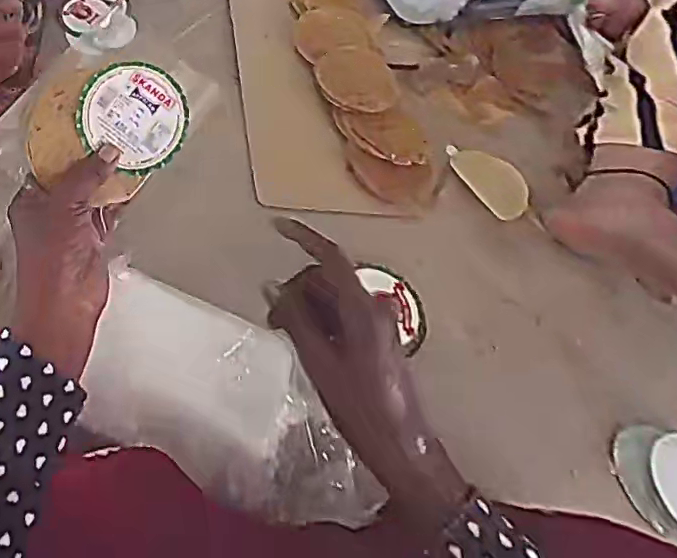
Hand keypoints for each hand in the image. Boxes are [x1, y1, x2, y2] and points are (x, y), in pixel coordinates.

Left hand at [10, 146, 121, 378]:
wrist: (66, 309)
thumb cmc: (52, 261)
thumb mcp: (64, 208)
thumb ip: (86, 176)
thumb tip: (107, 150)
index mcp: (30, 200)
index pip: (45, 163)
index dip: (63, 143)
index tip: (83, 122)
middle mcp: (49, 208)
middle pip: (72, 174)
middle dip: (91, 155)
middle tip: (111, 127)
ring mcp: (73, 223)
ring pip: (92, 190)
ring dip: (108, 173)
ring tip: (128, 144)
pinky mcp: (94, 235)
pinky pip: (109, 208)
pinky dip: (121, 194)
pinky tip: (137, 176)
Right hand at [266, 219, 468, 529]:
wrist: (403, 450)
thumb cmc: (362, 409)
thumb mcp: (319, 362)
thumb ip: (295, 319)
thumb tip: (272, 286)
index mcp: (361, 308)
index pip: (330, 257)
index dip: (303, 236)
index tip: (277, 227)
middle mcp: (372, 307)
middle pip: (326, 277)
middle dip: (296, 289)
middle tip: (274, 318)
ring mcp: (376, 321)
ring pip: (331, 295)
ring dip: (306, 306)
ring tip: (287, 334)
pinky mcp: (375, 336)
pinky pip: (341, 312)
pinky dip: (320, 319)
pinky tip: (308, 343)